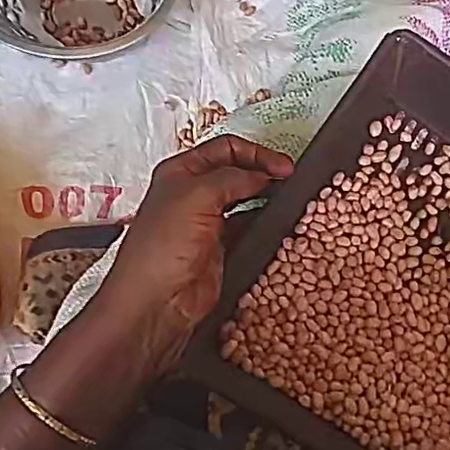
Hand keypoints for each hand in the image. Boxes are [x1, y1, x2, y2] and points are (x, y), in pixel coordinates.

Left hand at [90, 136, 293, 372]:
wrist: (158, 301)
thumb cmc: (165, 246)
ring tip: (289, 199)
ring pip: (245, 199)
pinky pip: (248, 228)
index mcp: (181, 173)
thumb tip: (262, 176)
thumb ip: (233, 179)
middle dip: (263, 172)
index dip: (256, 154)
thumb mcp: (197, 197)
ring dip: (266, 197)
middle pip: (237, 172)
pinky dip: (264, 223)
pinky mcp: (220, 247)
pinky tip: (279, 223)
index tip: (283, 166)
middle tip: (291, 180)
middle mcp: (194, 193)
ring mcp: (208, 222)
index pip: (225, 149)